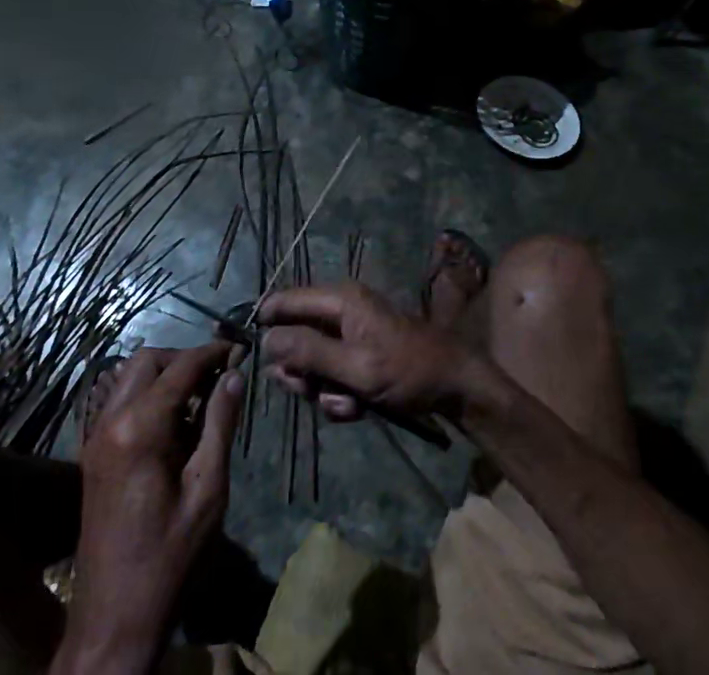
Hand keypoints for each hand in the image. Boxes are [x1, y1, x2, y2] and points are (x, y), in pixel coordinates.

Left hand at [54, 343, 243, 674]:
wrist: (115, 611)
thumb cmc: (171, 553)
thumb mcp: (208, 489)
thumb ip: (220, 424)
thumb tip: (235, 376)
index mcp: (140, 427)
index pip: (180, 368)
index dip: (211, 353)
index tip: (238, 348)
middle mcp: (110, 420)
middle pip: (146, 362)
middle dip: (183, 358)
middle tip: (218, 375)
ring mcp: (95, 436)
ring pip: (127, 378)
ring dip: (163, 375)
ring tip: (199, 397)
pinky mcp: (92, 452)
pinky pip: (118, 402)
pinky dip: (146, 394)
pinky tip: (173, 422)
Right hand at [259, 282, 478, 422]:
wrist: (456, 389)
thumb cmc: (409, 370)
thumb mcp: (356, 367)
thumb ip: (309, 352)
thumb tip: (265, 340)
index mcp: (340, 300)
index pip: (283, 301)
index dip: (264, 324)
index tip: (252, 355)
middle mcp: (340, 311)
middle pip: (293, 336)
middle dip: (298, 370)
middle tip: (306, 390)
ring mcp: (349, 335)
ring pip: (310, 361)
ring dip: (321, 388)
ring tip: (345, 404)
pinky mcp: (356, 356)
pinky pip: (330, 374)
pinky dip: (338, 394)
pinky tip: (357, 408)